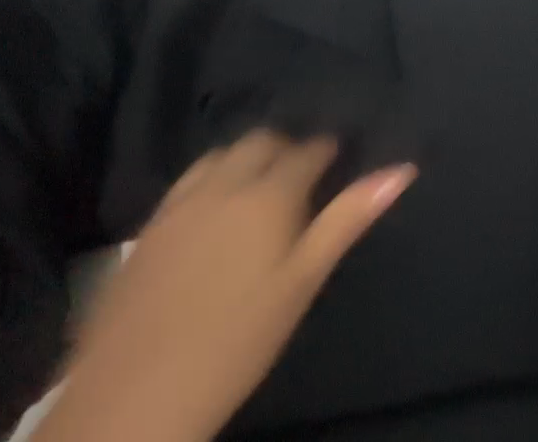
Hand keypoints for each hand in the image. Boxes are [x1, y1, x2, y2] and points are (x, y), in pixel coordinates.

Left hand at [32, 131, 415, 441]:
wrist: (134, 395)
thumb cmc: (240, 339)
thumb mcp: (305, 281)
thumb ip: (349, 219)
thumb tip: (403, 169)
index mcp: (267, 196)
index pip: (308, 150)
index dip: (329, 150)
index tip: (342, 159)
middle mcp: (220, 187)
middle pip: (259, 141)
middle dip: (287, 148)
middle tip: (306, 178)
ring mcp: (177, 206)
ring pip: (218, 156)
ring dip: (246, 160)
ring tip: (262, 191)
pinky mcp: (146, 230)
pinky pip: (187, 182)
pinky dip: (211, 180)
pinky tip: (215, 215)